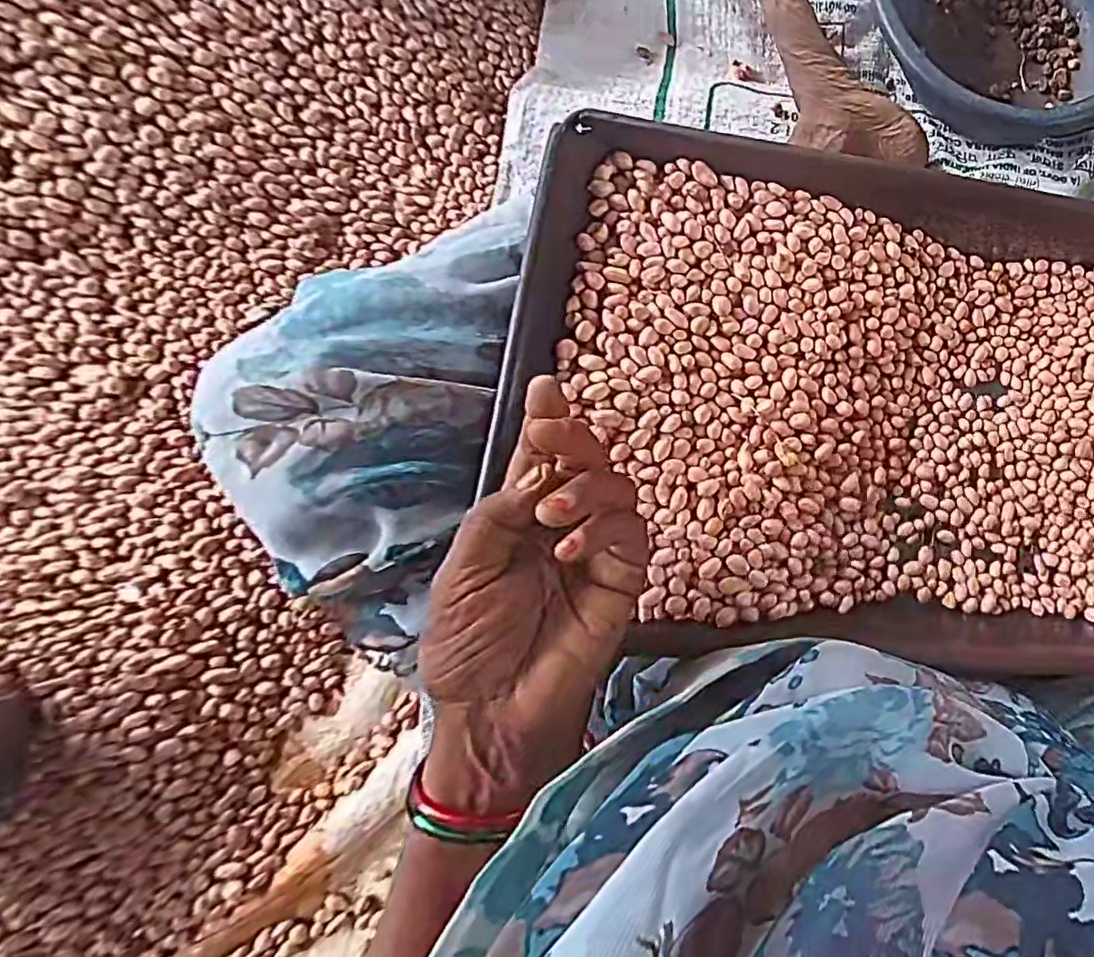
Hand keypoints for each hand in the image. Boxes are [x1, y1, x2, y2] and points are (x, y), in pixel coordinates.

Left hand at [417, 375, 646, 810]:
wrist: (494, 707)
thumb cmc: (470, 641)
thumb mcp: (462, 569)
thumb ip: (499, 514)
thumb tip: (538, 472)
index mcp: (524, 514)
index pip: (542, 458)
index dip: (548, 421)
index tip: (545, 387)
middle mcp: (567, 521)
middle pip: (588, 462)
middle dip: (573, 439)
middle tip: (549, 436)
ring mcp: (601, 548)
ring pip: (618, 490)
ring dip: (588, 489)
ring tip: (552, 514)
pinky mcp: (626, 576)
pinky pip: (631, 535)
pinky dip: (603, 531)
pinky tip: (570, 548)